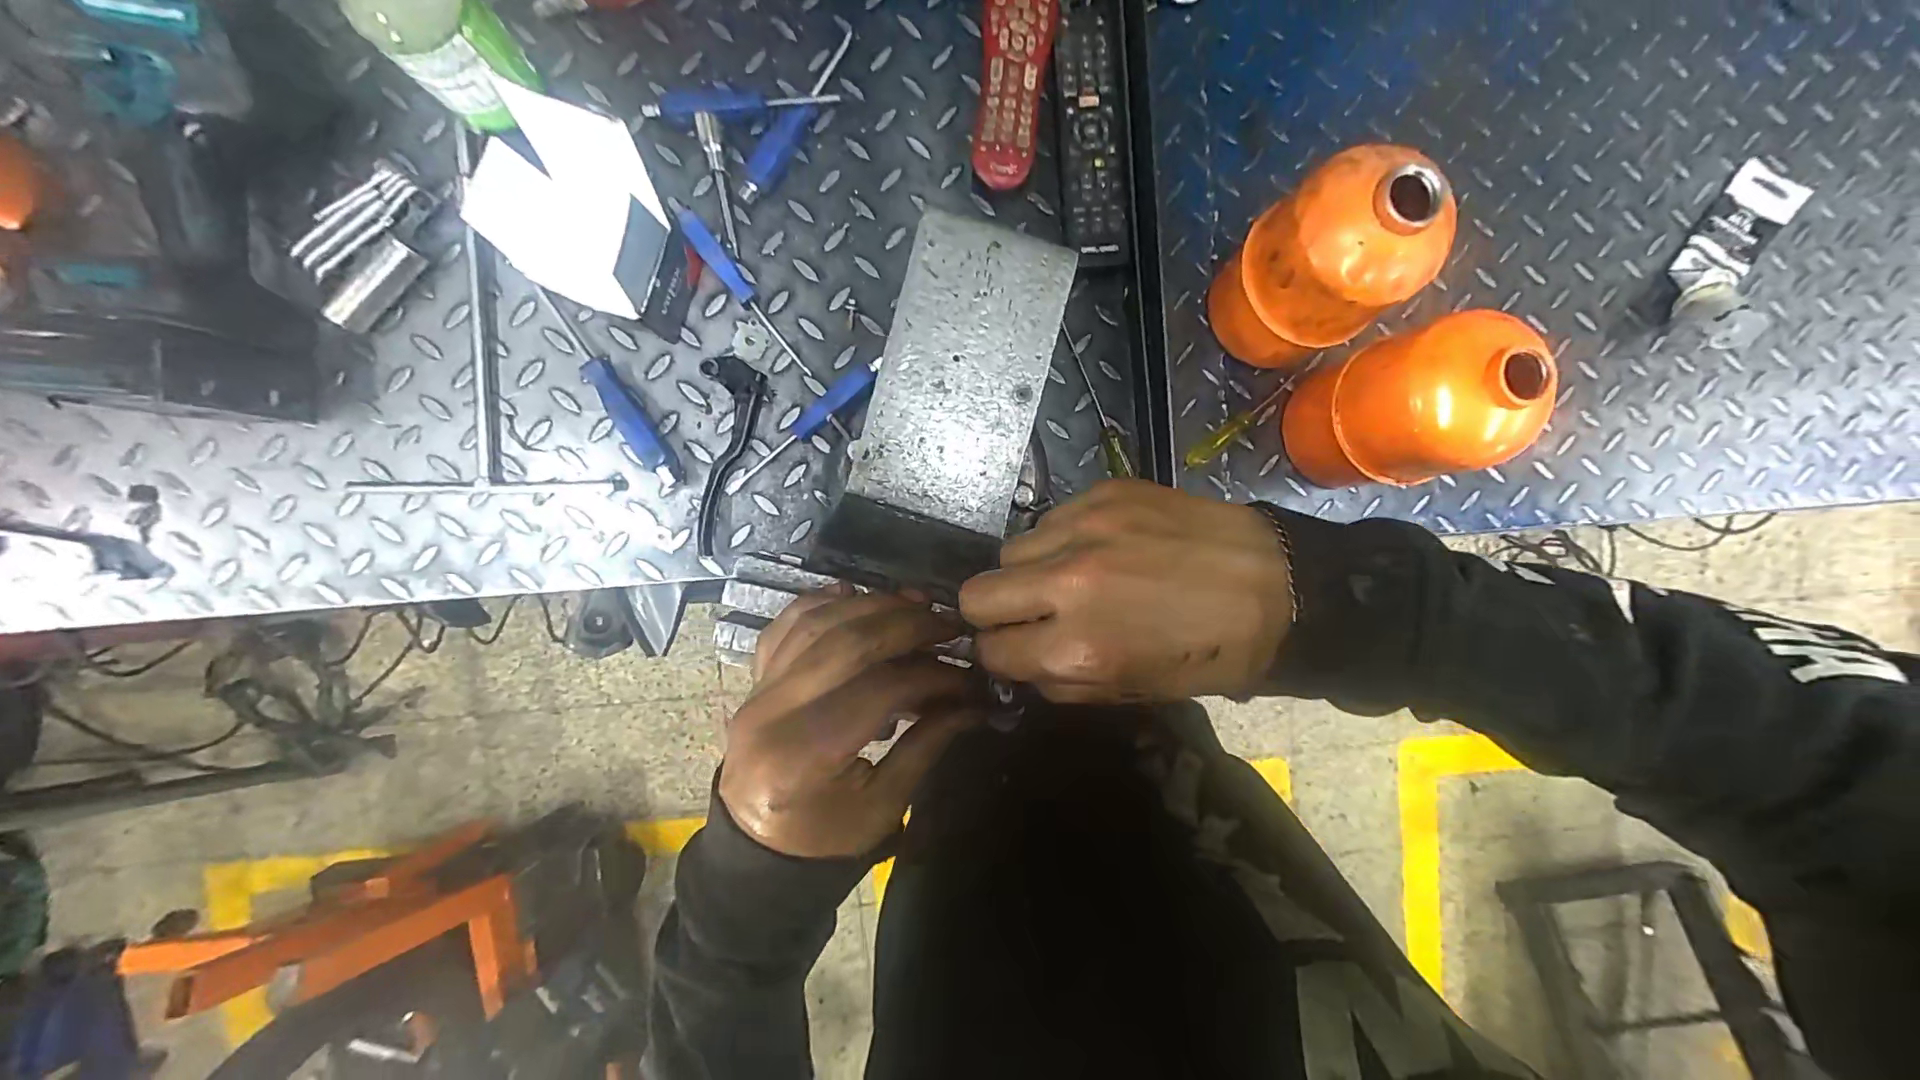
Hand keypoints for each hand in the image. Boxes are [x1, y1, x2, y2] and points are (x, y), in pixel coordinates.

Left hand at [720, 587, 981, 858]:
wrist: (757, 846)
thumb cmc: (823, 838)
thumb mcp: (882, 806)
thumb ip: (926, 745)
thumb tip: (974, 702)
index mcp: (805, 755)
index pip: (879, 690)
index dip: (931, 676)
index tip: (969, 677)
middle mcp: (773, 711)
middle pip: (846, 643)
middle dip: (906, 625)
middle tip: (949, 625)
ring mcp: (757, 690)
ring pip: (815, 623)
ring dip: (870, 604)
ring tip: (914, 603)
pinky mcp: (754, 679)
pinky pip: (786, 625)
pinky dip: (821, 602)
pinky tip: (853, 592)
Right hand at [958, 479, 1292, 703]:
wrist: (1279, 582)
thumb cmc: (1212, 653)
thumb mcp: (1134, 690)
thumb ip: (1061, 682)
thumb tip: (1020, 662)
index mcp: (1077, 647)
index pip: (990, 651)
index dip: (1000, 656)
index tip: (1017, 649)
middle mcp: (1067, 582)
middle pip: (975, 593)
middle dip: (992, 612)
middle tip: (1028, 614)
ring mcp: (1083, 528)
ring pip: (1009, 551)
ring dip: (1029, 571)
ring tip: (1071, 576)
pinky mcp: (1102, 493)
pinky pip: (1048, 520)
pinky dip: (1061, 541)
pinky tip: (1101, 548)